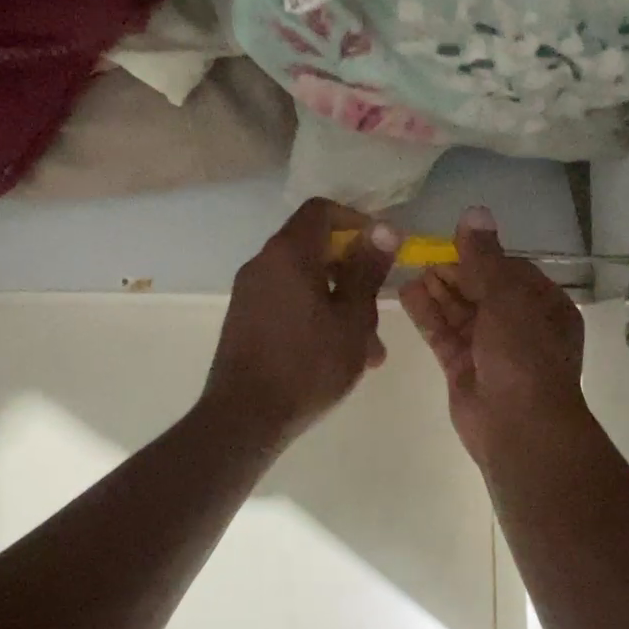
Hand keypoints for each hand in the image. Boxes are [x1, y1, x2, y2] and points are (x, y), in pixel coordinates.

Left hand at [201, 198, 397, 447]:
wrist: (245, 417)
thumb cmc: (308, 365)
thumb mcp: (353, 318)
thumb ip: (367, 270)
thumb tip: (383, 228)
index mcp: (289, 253)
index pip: (322, 210)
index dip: (356, 221)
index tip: (381, 251)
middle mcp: (263, 263)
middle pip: (315, 249)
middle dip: (353, 275)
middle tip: (379, 312)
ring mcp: (249, 293)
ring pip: (305, 284)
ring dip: (340, 305)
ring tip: (368, 350)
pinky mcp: (244, 320)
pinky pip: (288, 304)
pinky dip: (316, 318)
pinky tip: (337, 357)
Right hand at [400, 205, 589, 466]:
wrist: (519, 428)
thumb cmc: (524, 356)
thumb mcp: (508, 299)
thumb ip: (484, 259)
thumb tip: (474, 213)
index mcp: (545, 308)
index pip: (510, 271)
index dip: (480, 255)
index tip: (450, 240)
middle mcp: (521, 327)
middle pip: (482, 291)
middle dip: (454, 273)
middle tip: (422, 253)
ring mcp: (491, 350)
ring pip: (460, 313)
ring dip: (438, 292)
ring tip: (409, 268)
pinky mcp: (464, 370)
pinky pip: (444, 336)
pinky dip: (427, 316)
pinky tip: (406, 294)